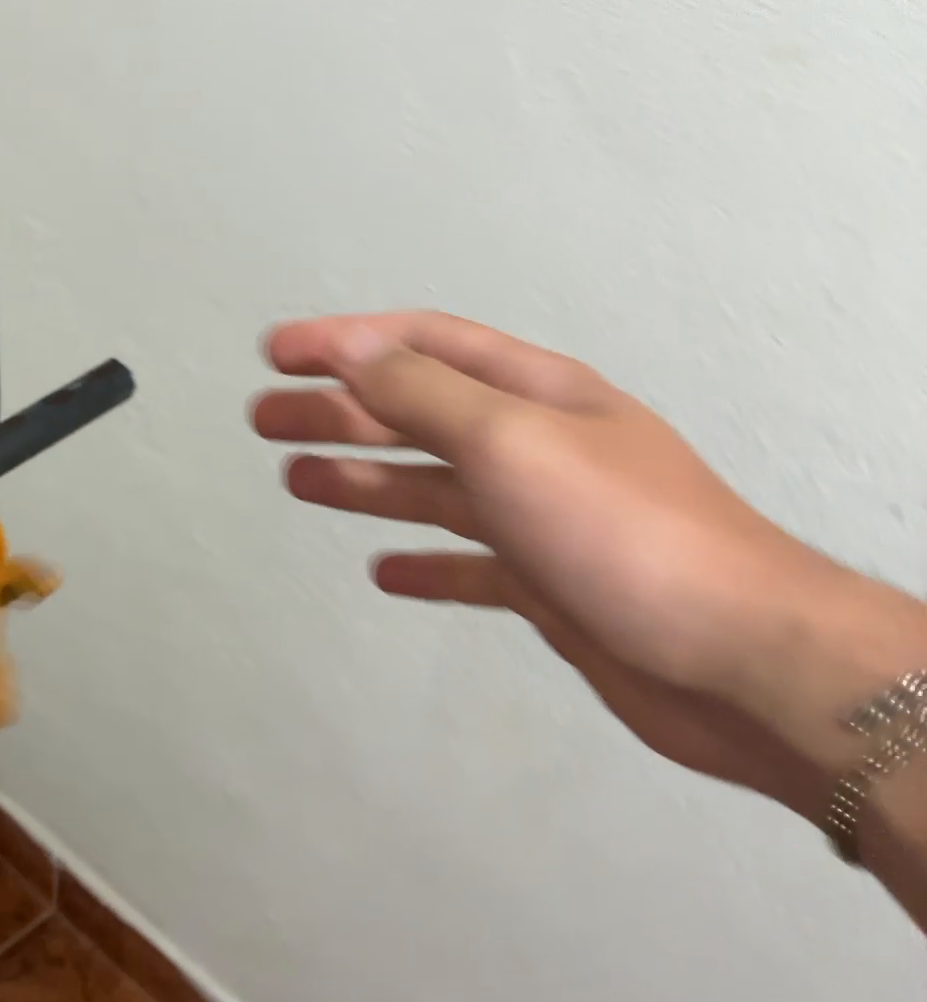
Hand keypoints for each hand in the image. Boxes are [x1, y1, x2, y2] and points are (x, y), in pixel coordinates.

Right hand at [251, 311, 917, 802]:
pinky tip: (385, 572)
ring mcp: (536, 516)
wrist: (736, 659)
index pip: (420, 348)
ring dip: (360, 478)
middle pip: (413, 415)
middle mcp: (532, 446)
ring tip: (295, 478)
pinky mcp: (540, 581)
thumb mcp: (508, 440)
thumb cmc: (619, 532)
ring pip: (427, 486)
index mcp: (531, 395)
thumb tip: (354, 353)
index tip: (277, 351)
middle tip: (265, 417)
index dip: (344, 342)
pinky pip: (463, 564)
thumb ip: (423, 395)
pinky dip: (422, 564)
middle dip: (335, 410)